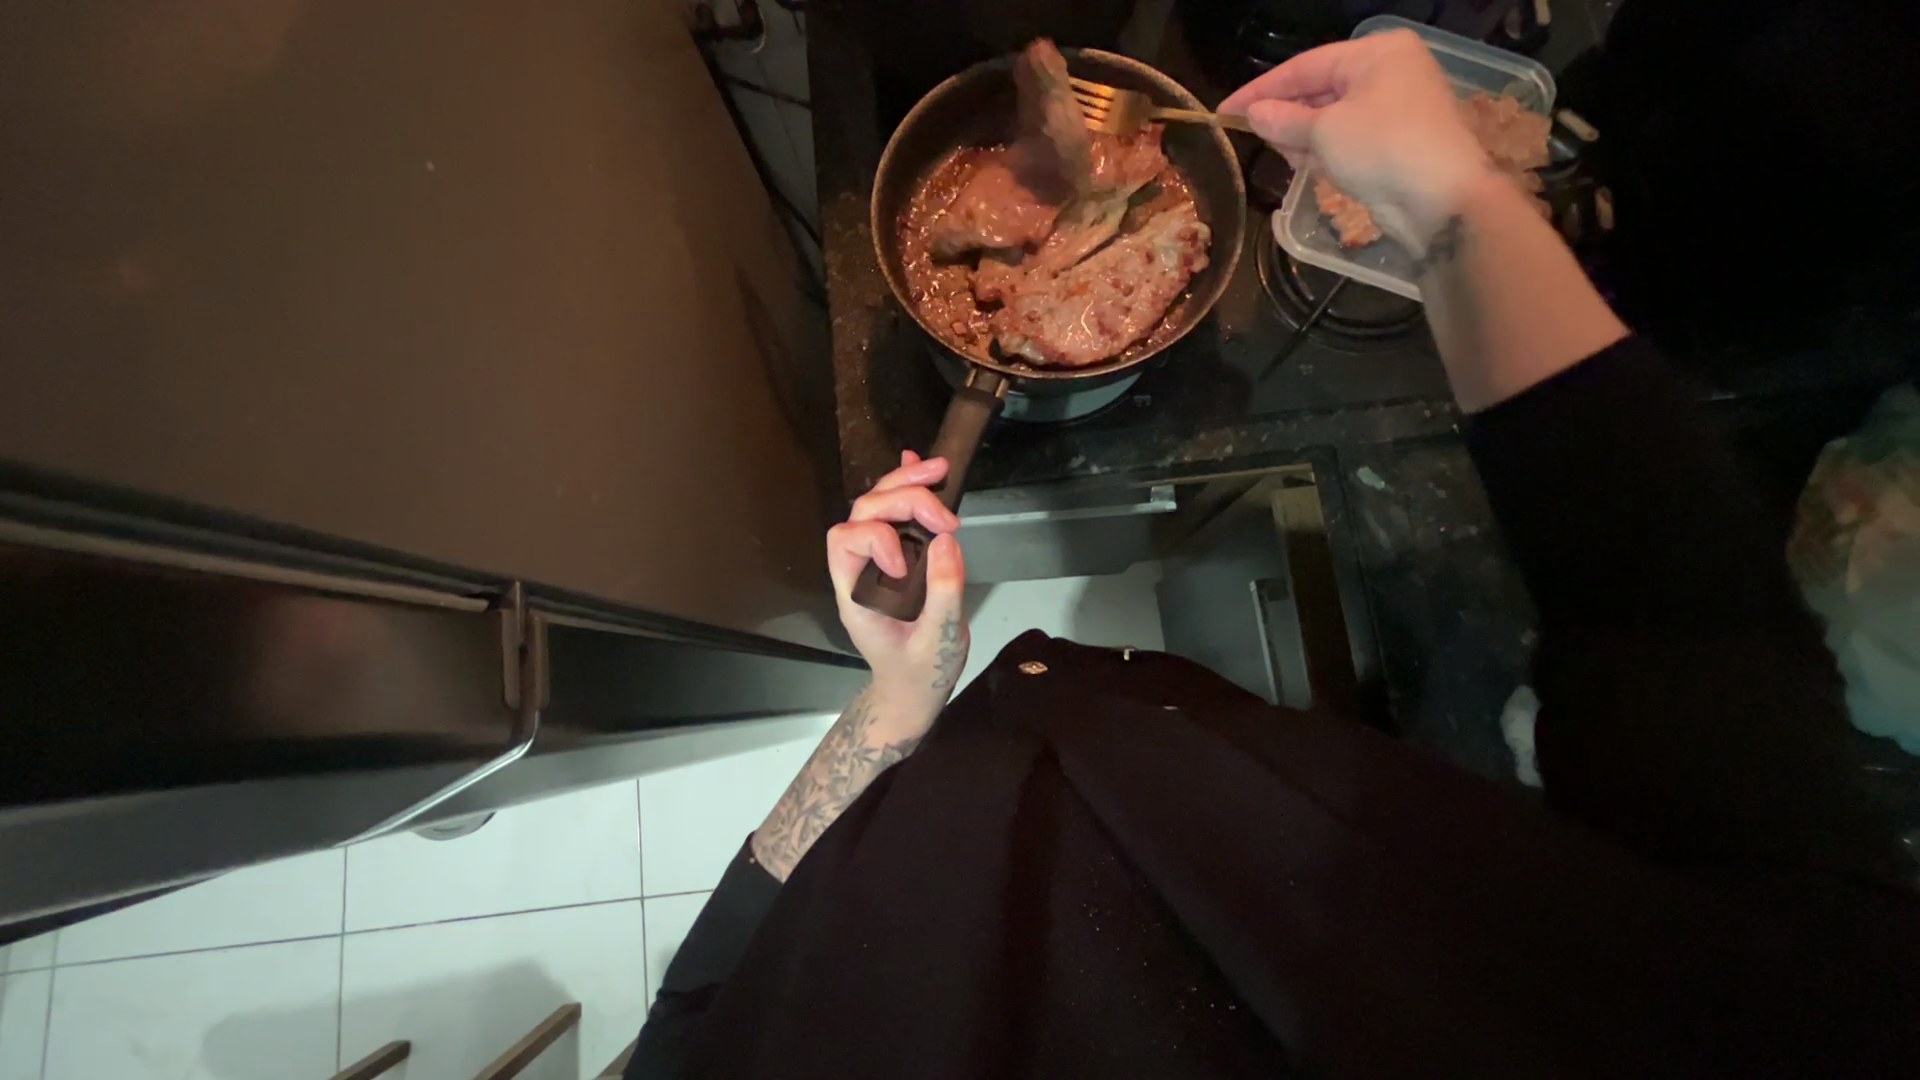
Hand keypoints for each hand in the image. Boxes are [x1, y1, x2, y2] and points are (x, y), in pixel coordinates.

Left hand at [825, 450, 970, 731]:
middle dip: (903, 500)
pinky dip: (903, 487)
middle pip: (864, 512)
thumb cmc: (919, 672)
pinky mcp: (897, 555)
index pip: (848, 540)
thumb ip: (943, 595)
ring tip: (939, 470)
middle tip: (946, 516)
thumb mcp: (938, 642)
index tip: (910, 566)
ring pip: (876, 505)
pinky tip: (918, 466)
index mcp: (855, 593)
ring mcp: (876, 560)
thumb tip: (947, 541)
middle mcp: (858, 569)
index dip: (880, 539)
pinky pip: (892, 513)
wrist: (913, 687)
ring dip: (905, 484)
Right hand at [1220, 30, 1495, 248]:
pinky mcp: (1392, 140)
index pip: (1304, 66)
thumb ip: (1284, 120)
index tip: (1225, 110)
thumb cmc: (1381, 148)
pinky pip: (1344, 138)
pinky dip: (1323, 151)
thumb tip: (1253, 114)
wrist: (1438, 197)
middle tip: (1250, 137)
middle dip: (1284, 115)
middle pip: (1318, 89)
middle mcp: (1386, 71)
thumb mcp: (1324, 132)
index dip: (1260, 90)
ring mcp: (1392, 106)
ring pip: (1329, 117)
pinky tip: (1309, 167)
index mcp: (1375, 53)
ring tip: (1285, 156)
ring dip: (1302, 137)